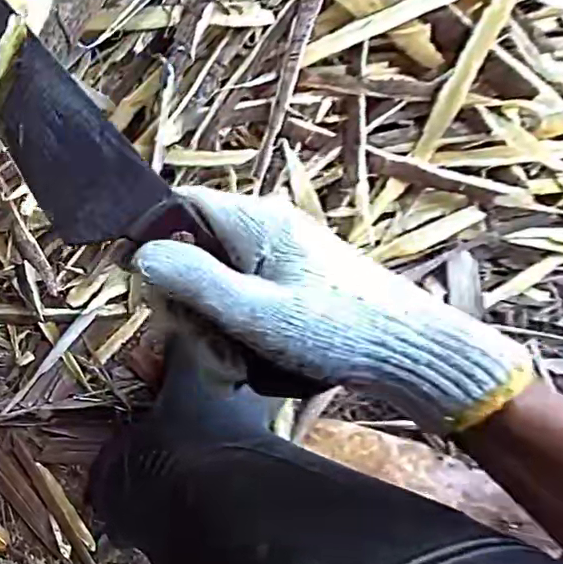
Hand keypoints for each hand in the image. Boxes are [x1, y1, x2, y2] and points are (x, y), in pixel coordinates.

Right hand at [133, 187, 533, 431]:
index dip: (147, 237)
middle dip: (179, 295)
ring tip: (230, 356)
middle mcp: (261, 226)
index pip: (174, 204)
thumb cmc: (339, 333)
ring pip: (207, 276)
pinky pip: (234, 292)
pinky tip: (246, 353)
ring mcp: (276, 252)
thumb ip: (191, 279)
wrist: (424, 359)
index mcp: (253, 219)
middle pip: (185, 248)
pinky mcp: (287, 278)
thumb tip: (138, 254)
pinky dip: (230, 323)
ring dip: (204, 319)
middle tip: (197, 334)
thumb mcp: (252, 311)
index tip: (140, 280)